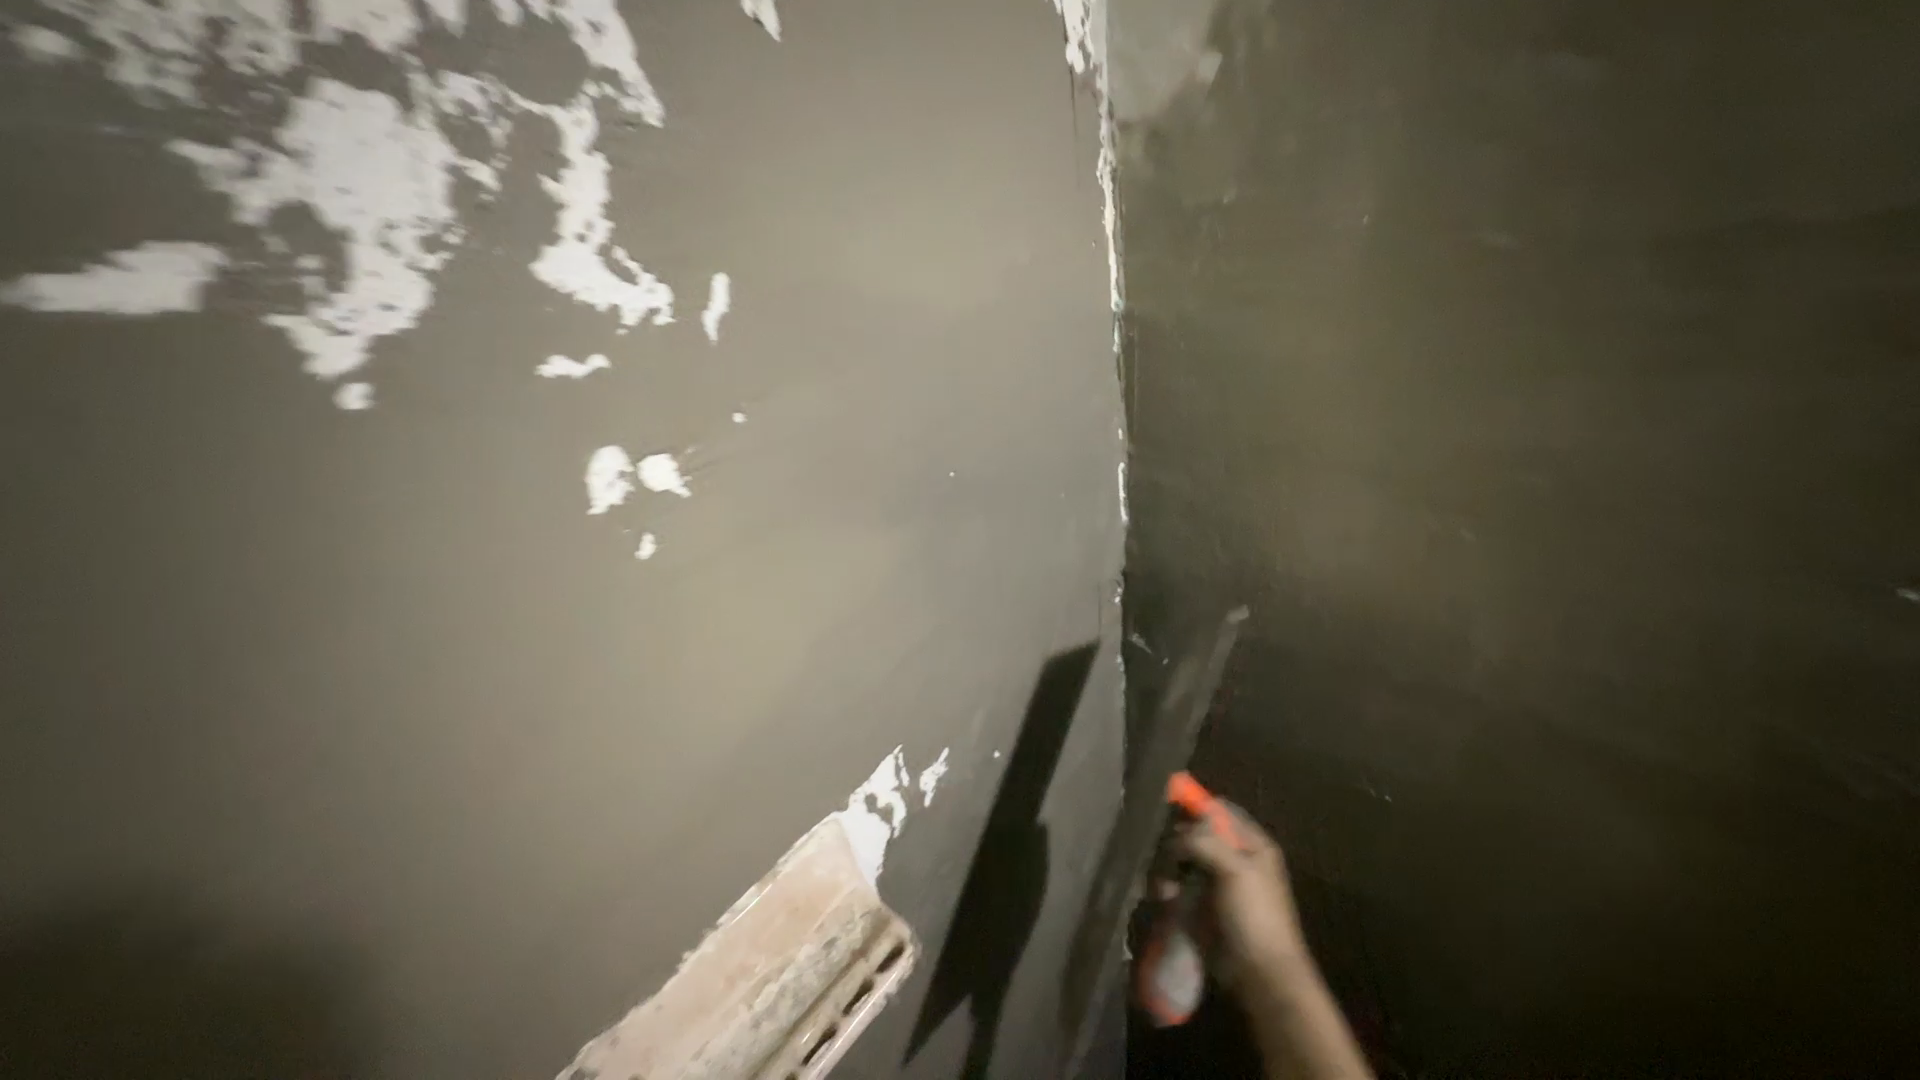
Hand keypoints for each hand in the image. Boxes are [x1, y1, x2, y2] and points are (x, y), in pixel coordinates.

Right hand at [1174, 799, 1308, 981]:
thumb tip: (1177, 833)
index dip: (1195, 809)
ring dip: (1167, 866)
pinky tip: (1162, 897)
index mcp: (1251, 844)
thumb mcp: (1236, 870)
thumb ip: (1205, 841)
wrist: (1260, 974)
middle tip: (1165, 853)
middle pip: (1194, 834)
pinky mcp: (1199, 905)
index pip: (1219, 812)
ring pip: (1180, 859)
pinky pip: (1175, 885)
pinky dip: (1166, 888)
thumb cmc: (1255, 915)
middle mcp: (1232, 858)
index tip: (1168, 811)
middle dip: (1175, 841)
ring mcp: (1214, 882)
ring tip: (1163, 883)